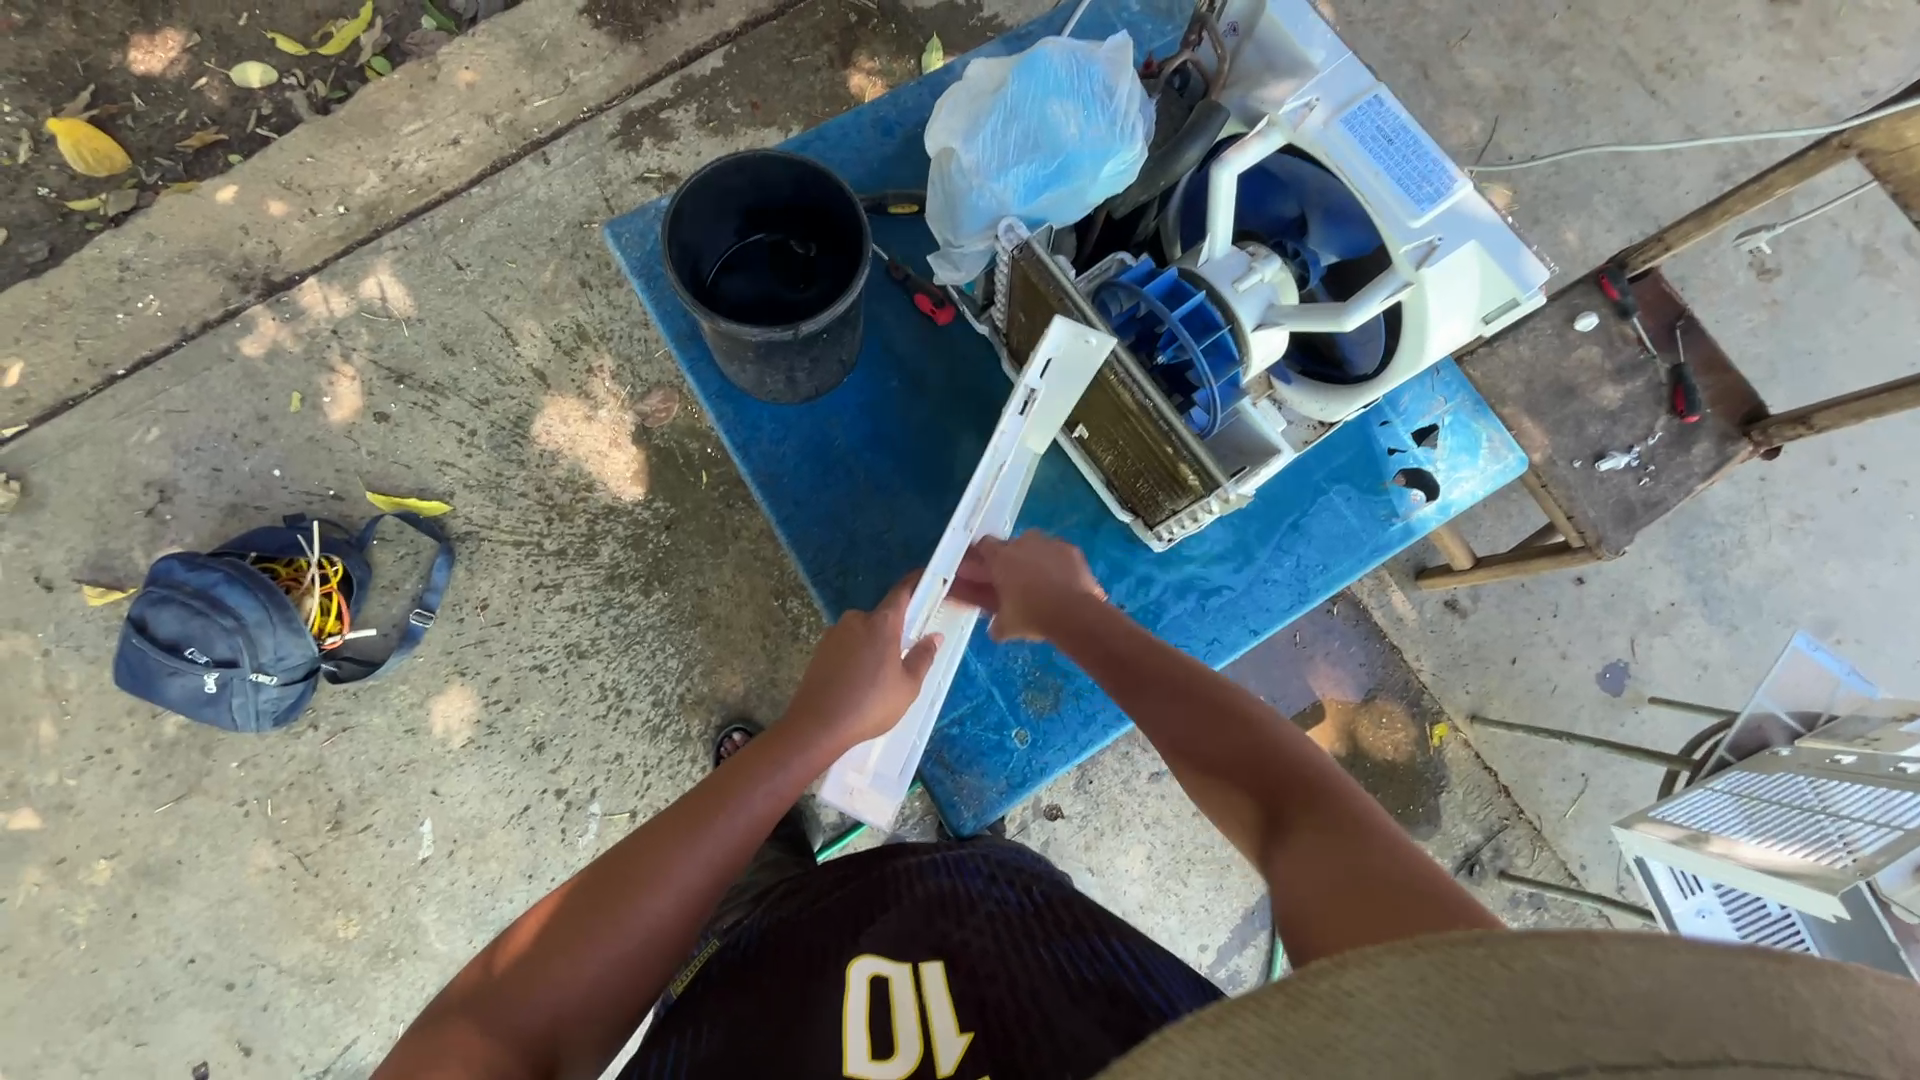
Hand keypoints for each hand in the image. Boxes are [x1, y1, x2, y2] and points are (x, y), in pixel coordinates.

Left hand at [782, 573, 942, 749]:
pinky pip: (847, 646)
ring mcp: (834, 634)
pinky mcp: (819, 650)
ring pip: (863, 633)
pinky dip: (856, 657)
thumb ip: (923, 657)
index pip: (902, 592)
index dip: (916, 583)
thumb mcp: (908, 686)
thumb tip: (934, 637)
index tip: (927, 578)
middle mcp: (856, 620)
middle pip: (882, 617)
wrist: (817, 726)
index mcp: (881, 623)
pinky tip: (857, 683)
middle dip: (894, 631)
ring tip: (878, 679)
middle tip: (903, 658)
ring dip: (873, 646)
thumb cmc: (870, 705)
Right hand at [951, 531, 1105, 642]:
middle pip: (1010, 546)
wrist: (1075, 614)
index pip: (984, 546)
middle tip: (1012, 581)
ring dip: (1032, 558)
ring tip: (1038, 582)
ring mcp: (1049, 543)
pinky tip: (1060, 581)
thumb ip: (995, 623)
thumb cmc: (1033, 616)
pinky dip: (1055, 563)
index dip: (983, 557)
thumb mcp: (1006, 627)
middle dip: (1009, 560)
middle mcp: (1023, 543)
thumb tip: (995, 629)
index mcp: (1001, 558)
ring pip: (1035, 546)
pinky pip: (1057, 553)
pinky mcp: (1071, 549)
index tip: (985, 570)